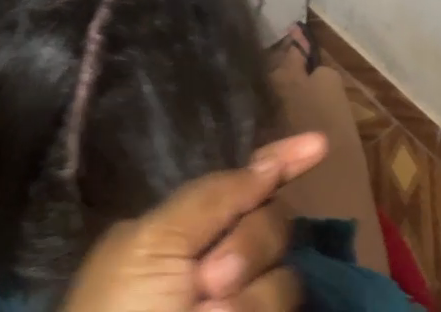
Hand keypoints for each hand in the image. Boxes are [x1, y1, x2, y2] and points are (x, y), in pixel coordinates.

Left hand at [63, 133, 327, 311]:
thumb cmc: (122, 310)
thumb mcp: (152, 244)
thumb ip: (211, 198)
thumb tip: (266, 165)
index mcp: (185, 229)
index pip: (241, 185)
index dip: (280, 162)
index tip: (318, 145)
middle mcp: (220, 261)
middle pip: (271, 223)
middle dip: (250, 245)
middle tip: (207, 281)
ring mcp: (243, 302)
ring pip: (284, 276)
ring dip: (252, 296)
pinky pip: (286, 305)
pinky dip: (258, 310)